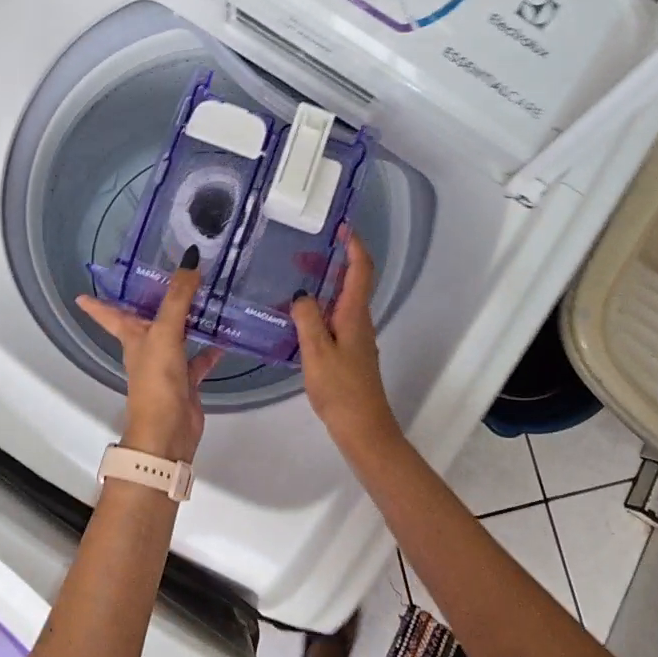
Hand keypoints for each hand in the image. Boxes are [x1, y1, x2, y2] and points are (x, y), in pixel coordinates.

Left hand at [76, 247, 222, 463]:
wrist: (167, 431)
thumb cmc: (156, 380)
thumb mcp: (164, 333)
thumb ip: (178, 298)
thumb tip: (190, 261)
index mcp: (132, 337)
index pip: (109, 315)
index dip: (96, 304)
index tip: (81, 294)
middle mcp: (146, 348)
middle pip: (146, 319)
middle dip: (151, 301)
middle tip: (162, 277)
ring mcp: (166, 365)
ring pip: (176, 335)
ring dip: (187, 319)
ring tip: (203, 296)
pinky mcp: (186, 380)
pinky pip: (198, 359)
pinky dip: (210, 349)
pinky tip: (224, 336)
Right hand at [290, 229, 400, 452]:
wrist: (363, 430)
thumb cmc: (341, 389)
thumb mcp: (317, 351)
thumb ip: (307, 319)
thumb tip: (301, 296)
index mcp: (355, 314)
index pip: (361, 269)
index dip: (354, 245)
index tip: (341, 226)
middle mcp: (360, 321)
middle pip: (351, 281)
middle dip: (331, 262)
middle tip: (301, 254)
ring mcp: (357, 338)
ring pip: (342, 300)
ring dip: (323, 285)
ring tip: (294, 281)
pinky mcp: (350, 353)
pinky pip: (336, 318)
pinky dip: (320, 308)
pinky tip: (298, 319)